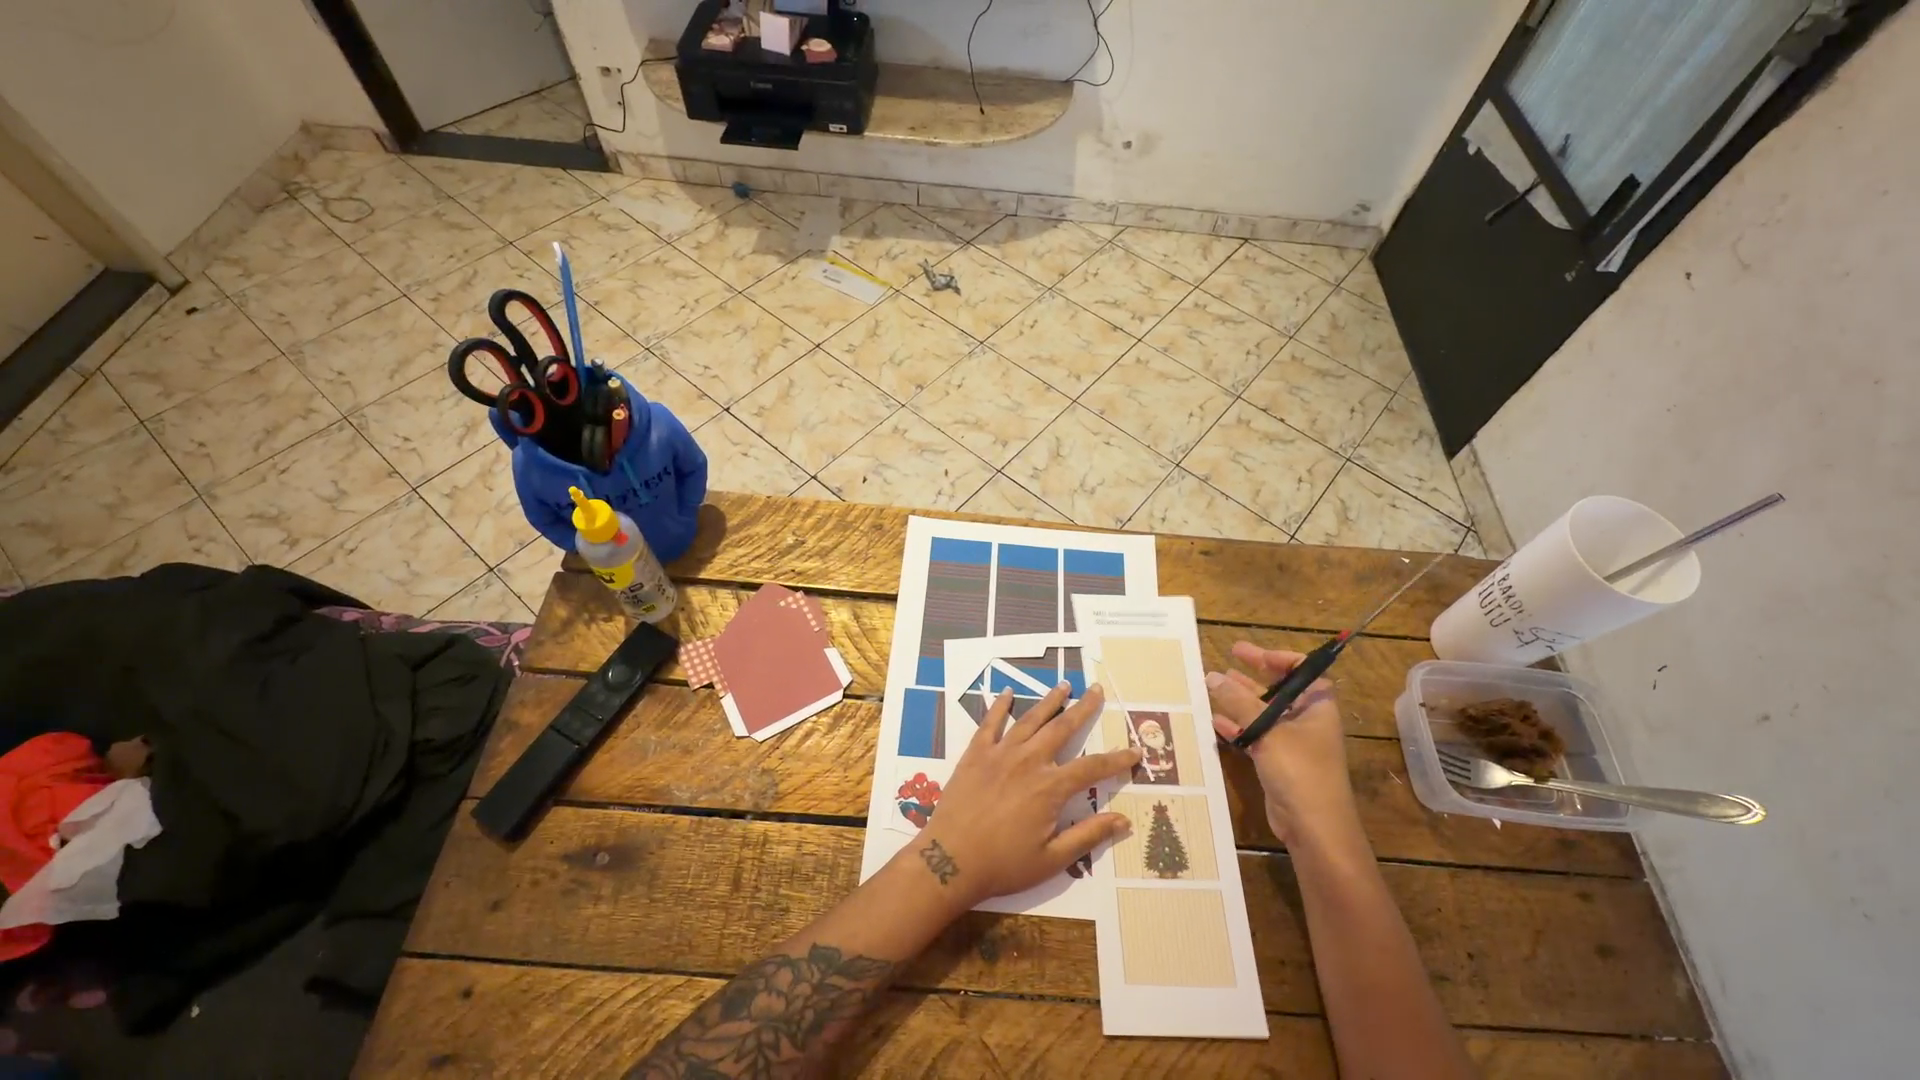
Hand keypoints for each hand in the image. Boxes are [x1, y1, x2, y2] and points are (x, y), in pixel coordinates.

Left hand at [905, 683, 1140, 909]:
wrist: (950, 861)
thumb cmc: (1004, 865)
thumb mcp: (1053, 859)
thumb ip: (1088, 836)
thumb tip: (1123, 821)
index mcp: (1050, 788)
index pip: (1093, 768)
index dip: (1117, 760)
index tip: (1135, 752)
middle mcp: (1028, 762)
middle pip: (1062, 728)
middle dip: (1083, 709)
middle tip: (1097, 691)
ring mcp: (999, 754)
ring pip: (1030, 719)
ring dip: (1049, 701)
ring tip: (1064, 685)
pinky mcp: (975, 754)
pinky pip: (990, 723)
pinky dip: (999, 706)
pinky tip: (1007, 693)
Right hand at [1206, 642, 1360, 845]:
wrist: (1313, 827)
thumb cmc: (1299, 770)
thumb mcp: (1268, 731)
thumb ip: (1238, 702)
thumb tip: (1211, 675)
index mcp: (1317, 706)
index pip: (1301, 670)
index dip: (1275, 658)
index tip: (1247, 654)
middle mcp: (1307, 721)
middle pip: (1279, 691)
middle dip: (1252, 676)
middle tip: (1226, 662)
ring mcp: (1293, 743)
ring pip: (1263, 714)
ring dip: (1240, 701)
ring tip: (1212, 687)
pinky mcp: (1278, 763)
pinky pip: (1255, 737)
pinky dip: (1237, 728)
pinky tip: (1215, 722)